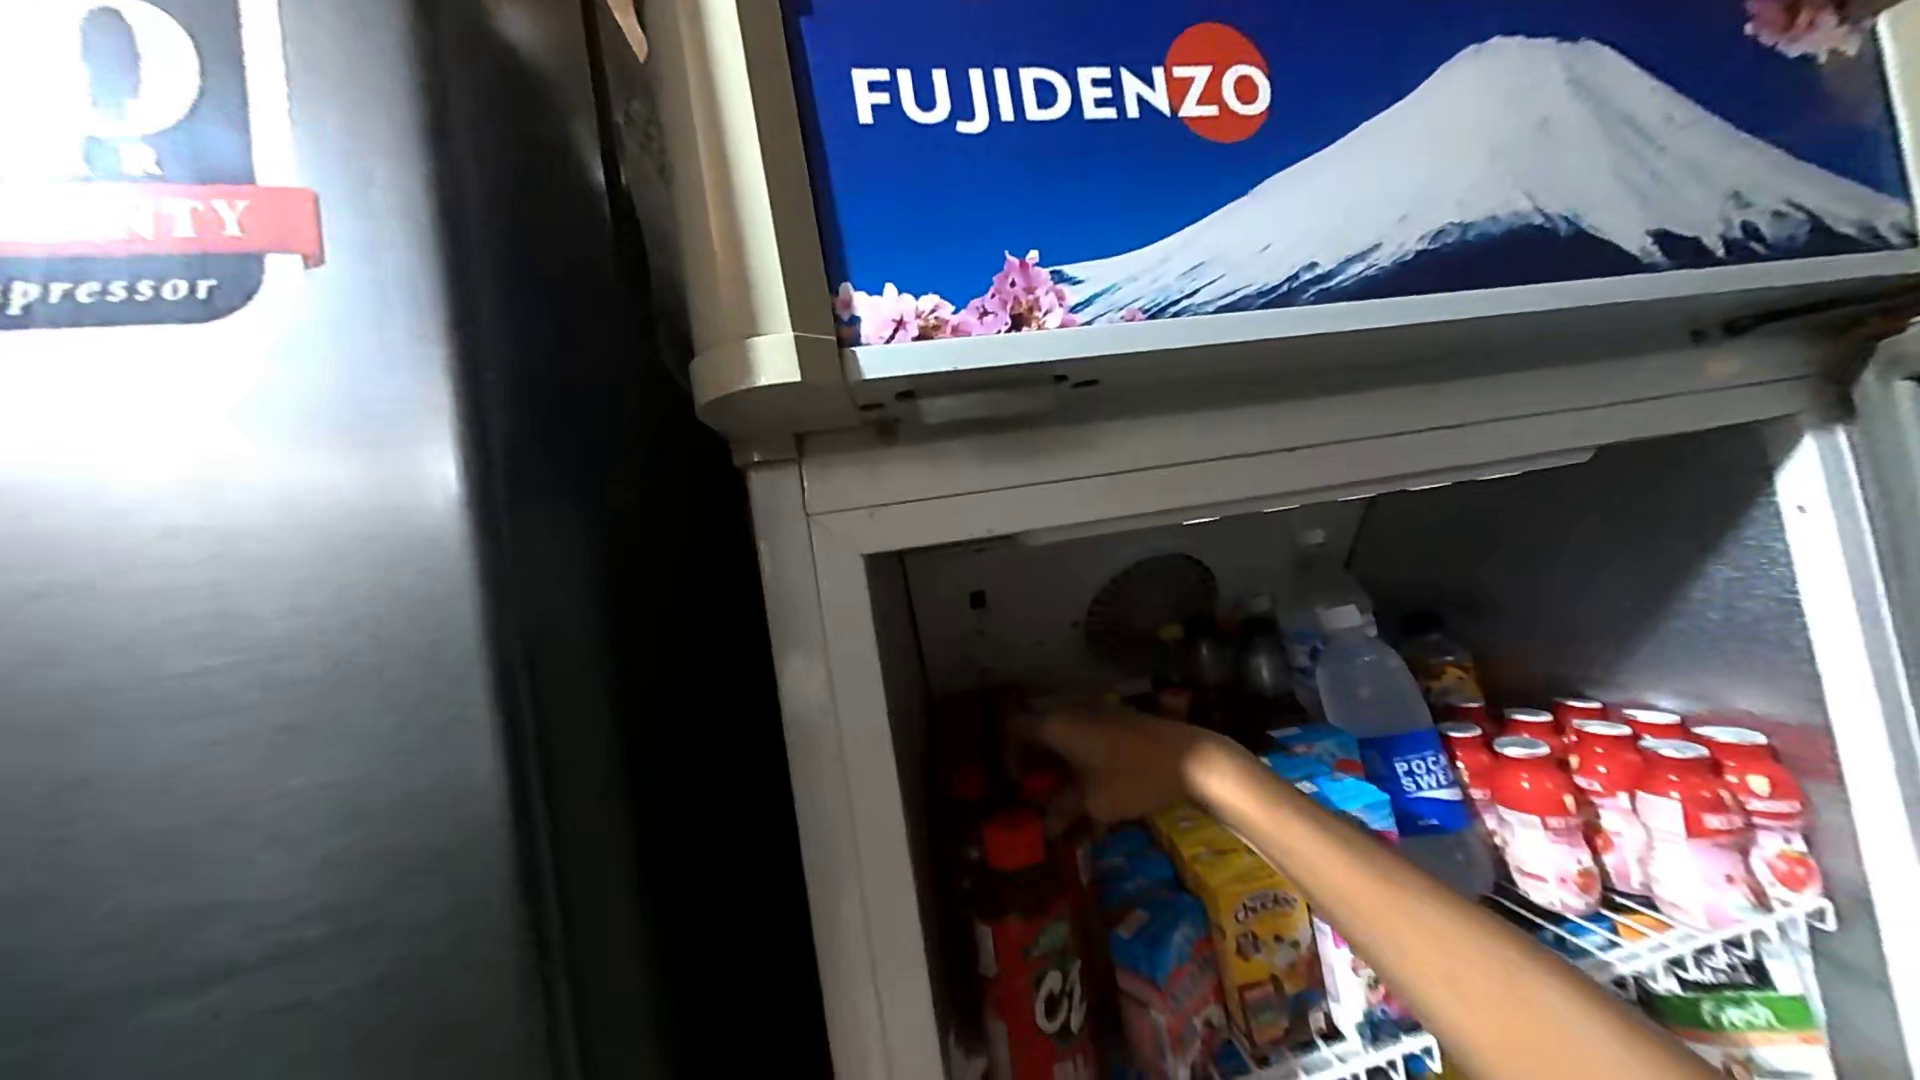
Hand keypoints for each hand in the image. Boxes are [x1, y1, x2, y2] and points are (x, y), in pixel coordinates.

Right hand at [1014, 706, 1254, 821]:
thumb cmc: (1134, 778)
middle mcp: (1072, 711)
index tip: (1017, 782)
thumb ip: (1065, 810)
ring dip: (1057, 756)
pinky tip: (1091, 780)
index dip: (1008, 752)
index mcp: (1057, 725)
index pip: (1015, 727)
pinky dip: (1079, 753)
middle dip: (1032, 757)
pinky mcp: (1117, 718)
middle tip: (1035, 786)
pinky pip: (1085, 731)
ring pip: (1063, 730)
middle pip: (1038, 726)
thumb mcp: (1095, 802)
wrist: (1190, 759)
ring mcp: (1096, 711)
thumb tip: (1048, 828)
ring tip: (1063, 789)